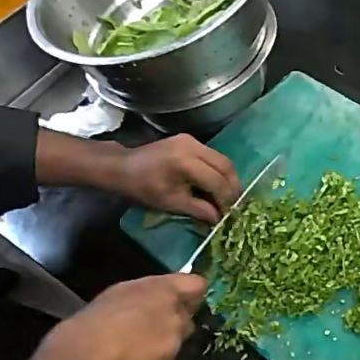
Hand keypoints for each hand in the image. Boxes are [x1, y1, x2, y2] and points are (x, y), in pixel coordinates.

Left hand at [40, 273, 208, 359]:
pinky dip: (127, 340)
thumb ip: (182, 326)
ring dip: (149, 330)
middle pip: (169, 298)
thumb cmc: (136, 346)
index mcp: (165, 287)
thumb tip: (182, 321)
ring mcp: (116, 299)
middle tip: (173, 341)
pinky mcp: (96, 316)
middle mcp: (141, 286)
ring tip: (146, 357)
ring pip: (145, 314)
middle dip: (173, 316)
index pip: (195, 283)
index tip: (197, 321)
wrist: (81, 354)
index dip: (200, 299)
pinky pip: (123, 327)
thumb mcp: (173, 341)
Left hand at [108, 135, 239, 223]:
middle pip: (226, 166)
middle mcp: (192, 146)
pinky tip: (217, 185)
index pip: (216, 181)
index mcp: (185, 162)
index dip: (225, 199)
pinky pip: (214, 156)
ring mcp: (192, 140)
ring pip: (223, 160)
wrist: (124, 166)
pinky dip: (220, 171)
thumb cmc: (144, 187)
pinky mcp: (190, 140)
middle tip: (235, 205)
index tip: (228, 214)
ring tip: (228, 196)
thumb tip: (219, 218)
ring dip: (229, 179)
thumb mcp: (171, 202)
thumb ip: (198, 209)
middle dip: (233, 187)